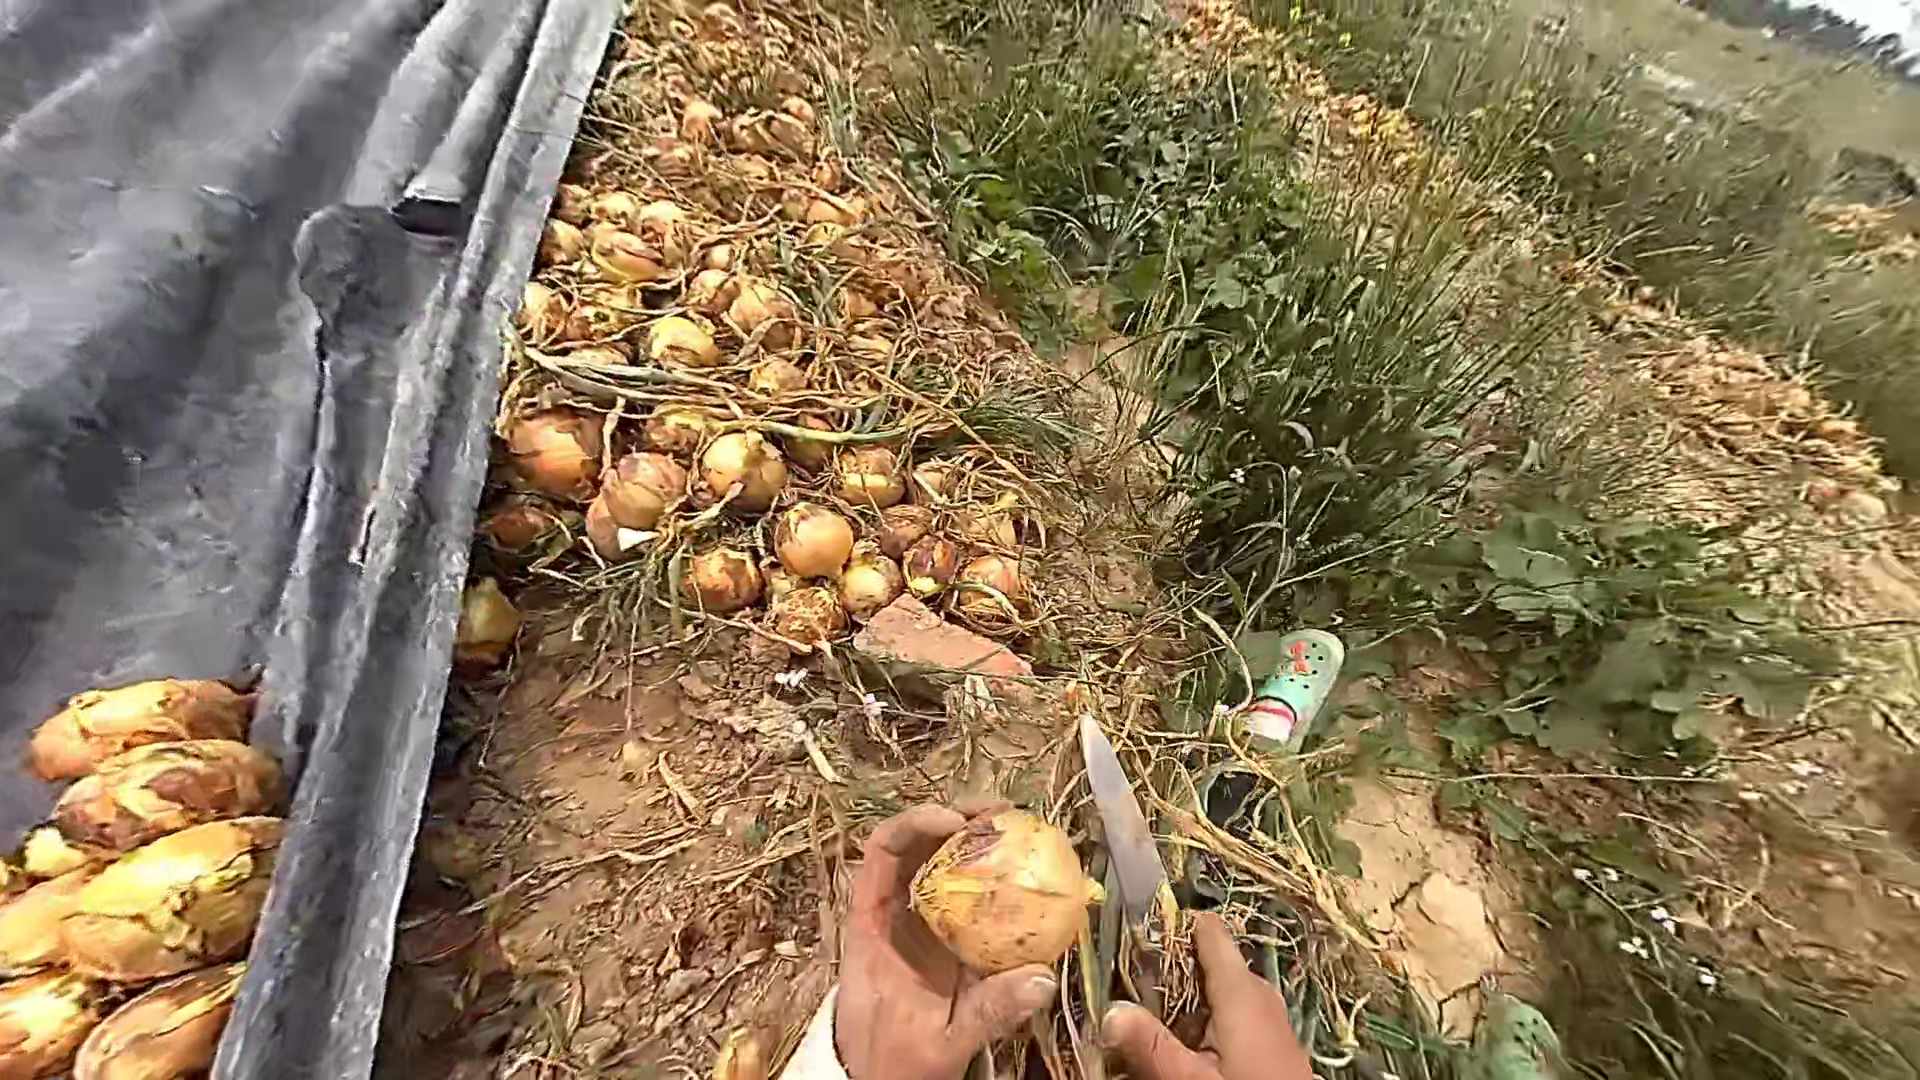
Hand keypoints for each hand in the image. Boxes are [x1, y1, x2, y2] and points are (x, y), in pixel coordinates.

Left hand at [836, 804, 1059, 1079]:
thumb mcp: (941, 1040)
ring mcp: (911, 910)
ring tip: (1008, 822)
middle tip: (998, 811)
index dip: (918, 823)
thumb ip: (988, 1011)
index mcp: (871, 918)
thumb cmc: (892, 1058)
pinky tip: (1009, 860)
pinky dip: (977, 862)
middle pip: (915, 836)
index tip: (957, 824)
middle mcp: (889, 902)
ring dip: (968, 830)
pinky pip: (952, 879)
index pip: (884, 846)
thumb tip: (1042, 979)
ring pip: (934, 851)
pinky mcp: (934, 923)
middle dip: (954, 814)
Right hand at [1102, 912, 1313, 1079]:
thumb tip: (1107, 1011)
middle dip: (1169, 972)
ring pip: (1218, 989)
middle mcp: (1258, 992)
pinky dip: (1207, 1023)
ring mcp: (1270, 1019)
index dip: (1170, 927)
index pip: (1205, 927)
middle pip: (1206, 960)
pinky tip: (1190, 1052)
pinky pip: (1233, 1015)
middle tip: (1135, 993)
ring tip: (1155, 1023)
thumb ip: (1152, 1045)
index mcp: (1241, 988)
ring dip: (1186, 1002)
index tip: (1136, 944)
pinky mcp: (1274, 1045)